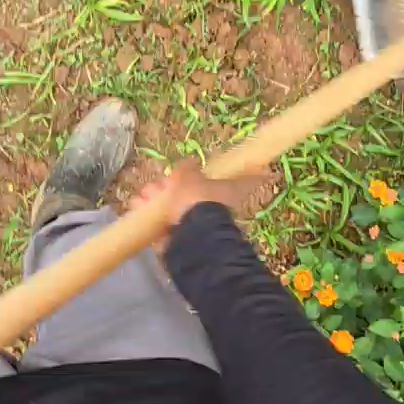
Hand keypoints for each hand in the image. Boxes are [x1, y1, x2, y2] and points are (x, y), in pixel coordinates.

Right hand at [130, 161, 264, 228]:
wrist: (191, 239)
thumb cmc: (197, 202)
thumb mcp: (191, 178)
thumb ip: (188, 170)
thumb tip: (189, 164)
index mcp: (227, 191)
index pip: (245, 179)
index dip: (253, 173)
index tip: (266, 169)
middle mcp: (214, 208)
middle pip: (191, 192)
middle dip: (168, 187)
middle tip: (156, 185)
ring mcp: (197, 224)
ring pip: (174, 207)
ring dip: (155, 200)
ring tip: (141, 198)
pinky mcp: (180, 239)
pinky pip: (163, 223)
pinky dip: (149, 216)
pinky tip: (137, 209)